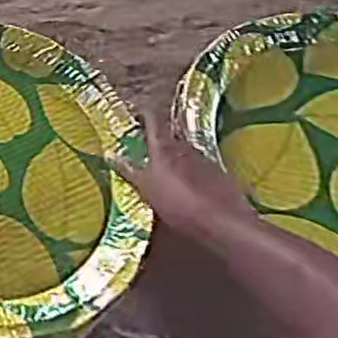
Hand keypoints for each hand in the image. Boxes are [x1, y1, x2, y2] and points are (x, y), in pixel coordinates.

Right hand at [113, 109, 256, 238]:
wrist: (225, 223)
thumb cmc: (178, 203)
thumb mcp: (146, 189)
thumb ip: (129, 171)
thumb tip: (112, 156)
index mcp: (164, 146)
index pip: (152, 117)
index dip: (141, 113)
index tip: (132, 117)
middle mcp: (185, 146)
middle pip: (168, 136)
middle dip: (156, 143)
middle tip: (143, 154)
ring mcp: (205, 160)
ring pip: (184, 153)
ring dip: (174, 160)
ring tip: (164, 176)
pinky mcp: (220, 176)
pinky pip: (199, 169)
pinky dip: (190, 174)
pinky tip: (187, 192)